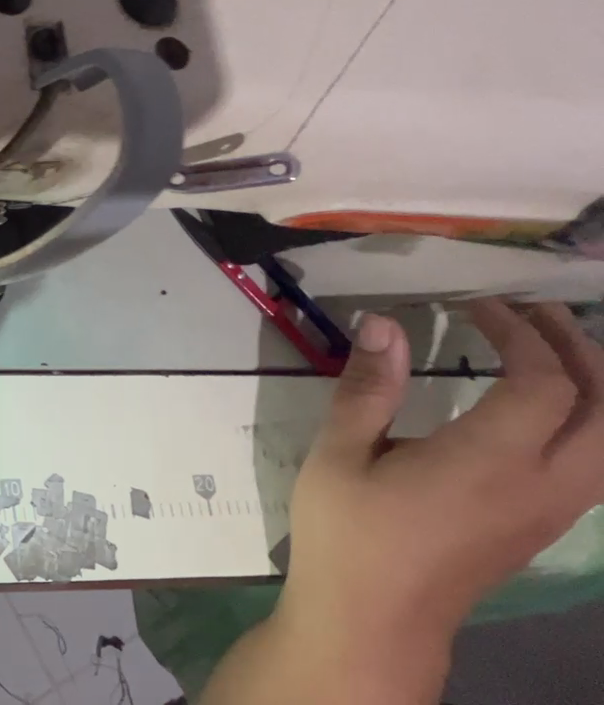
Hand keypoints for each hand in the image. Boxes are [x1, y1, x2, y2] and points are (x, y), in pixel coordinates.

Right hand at [274, 300, 603, 695]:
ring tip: (547, 346)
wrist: (377, 612)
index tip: (475, 303)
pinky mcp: (547, 520)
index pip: (544, 381)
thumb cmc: (348, 528)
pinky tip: (543, 403)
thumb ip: (368, 388)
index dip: (520, 332)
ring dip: (594, 383)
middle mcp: (544, 482)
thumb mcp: (339, 453)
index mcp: (491, 460)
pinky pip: (598, 460)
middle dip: (579, 349)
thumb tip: (384, 323)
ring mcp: (556, 506)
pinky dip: (588, 416)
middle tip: (531, 311)